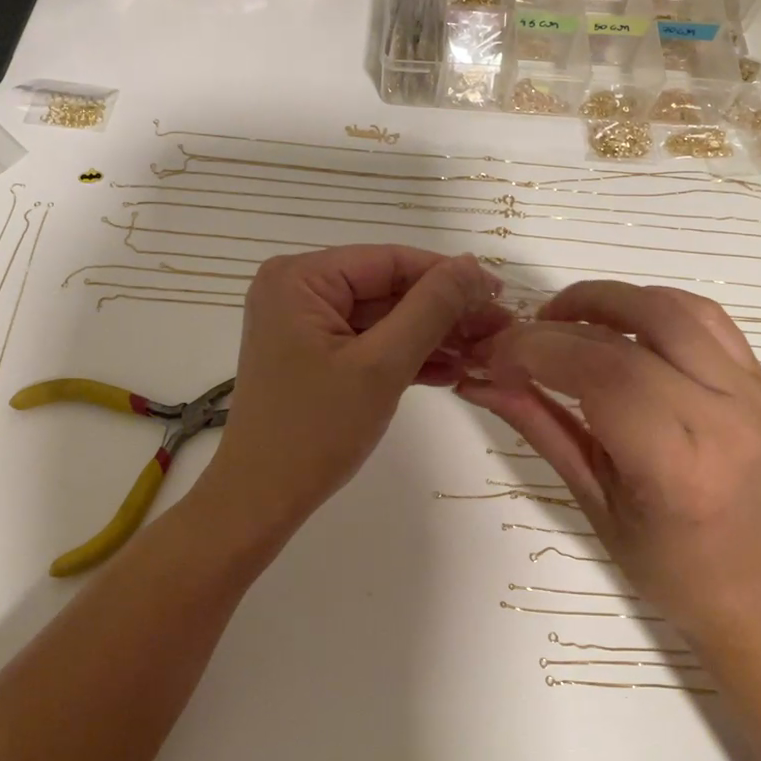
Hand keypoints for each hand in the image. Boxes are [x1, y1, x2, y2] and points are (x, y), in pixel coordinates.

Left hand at [197, 246, 508, 531]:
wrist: (260, 499)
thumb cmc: (316, 430)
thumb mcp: (381, 366)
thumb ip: (430, 309)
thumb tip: (472, 265)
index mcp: (300, 277)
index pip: (388, 261)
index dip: (448, 275)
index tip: (500, 294)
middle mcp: (296, 288)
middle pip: (386, 287)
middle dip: (442, 311)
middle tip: (499, 329)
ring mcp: (302, 322)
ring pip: (381, 317)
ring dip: (430, 336)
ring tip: (484, 352)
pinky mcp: (311, 353)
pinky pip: (366, 341)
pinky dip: (403, 355)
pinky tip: (451, 369)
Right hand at [457, 282, 760, 637]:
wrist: (748, 578)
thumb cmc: (662, 558)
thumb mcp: (588, 497)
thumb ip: (537, 425)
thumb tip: (477, 380)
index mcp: (678, 464)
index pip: (602, 374)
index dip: (537, 351)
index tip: (494, 359)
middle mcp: (722, 416)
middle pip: (632, 331)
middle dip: (559, 323)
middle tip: (517, 339)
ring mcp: (748, 391)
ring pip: (669, 307)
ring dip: (604, 299)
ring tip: (561, 320)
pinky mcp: (757, 377)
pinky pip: (701, 313)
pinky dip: (648, 302)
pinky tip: (615, 324)